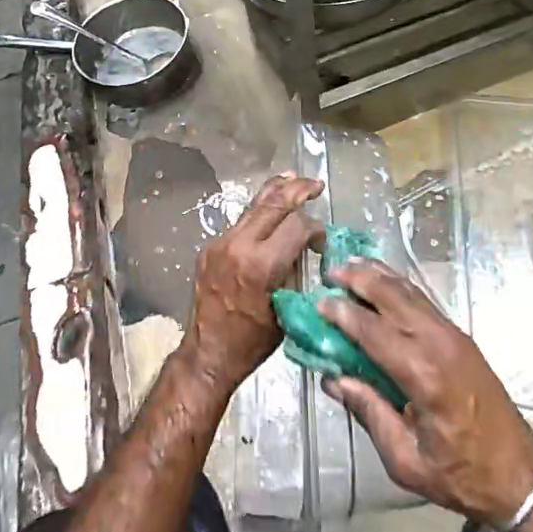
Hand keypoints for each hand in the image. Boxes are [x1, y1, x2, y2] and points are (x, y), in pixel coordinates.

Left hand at [180, 174, 323, 392]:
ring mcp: (219, 244)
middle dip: (296, 190)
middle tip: (314, 184)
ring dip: (275, 193)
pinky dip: (258, 215)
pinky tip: (269, 213)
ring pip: (252, 207)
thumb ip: (297, 271)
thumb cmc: (253, 341)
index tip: (323, 240)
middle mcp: (237, 246)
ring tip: (292, 179)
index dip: (315, 229)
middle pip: (272, 204)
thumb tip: (310, 247)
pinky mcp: (210, 248)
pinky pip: (239, 224)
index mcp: (260, 265)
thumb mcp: (288, 309)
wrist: (209, 352)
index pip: (296, 226)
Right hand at [319, 260, 532, 522]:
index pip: (373, 330)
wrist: (523, 476)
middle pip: (392, 296)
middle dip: (358, 280)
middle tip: (329, 272)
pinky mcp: (460, 337)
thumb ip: (368, 412)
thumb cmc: (462, 474)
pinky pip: (422, 299)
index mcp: (424, 376)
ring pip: (409, 291)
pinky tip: (382, 280)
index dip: (342, 313)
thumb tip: (332, 379)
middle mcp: (438, 345)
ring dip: (377, 275)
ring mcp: (453, 336)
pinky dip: (397, 284)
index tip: (317, 303)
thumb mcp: (406, 459)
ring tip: (349, 265)